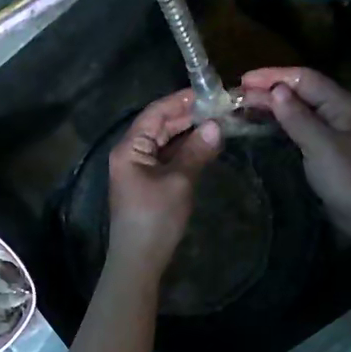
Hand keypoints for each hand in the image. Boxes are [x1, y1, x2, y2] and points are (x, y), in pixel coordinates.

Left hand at [107, 90, 222, 268]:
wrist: (138, 259)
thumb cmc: (155, 218)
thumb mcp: (179, 181)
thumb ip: (196, 151)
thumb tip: (215, 125)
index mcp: (128, 148)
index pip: (154, 113)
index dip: (181, 100)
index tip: (211, 92)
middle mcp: (128, 154)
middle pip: (158, 126)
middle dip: (188, 115)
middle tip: (221, 107)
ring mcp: (136, 170)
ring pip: (164, 142)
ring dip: (188, 132)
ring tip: (219, 122)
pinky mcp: (145, 184)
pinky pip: (165, 158)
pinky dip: (184, 150)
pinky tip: (206, 145)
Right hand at [241, 67, 350, 251]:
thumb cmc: (350, 177)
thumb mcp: (321, 145)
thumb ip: (297, 118)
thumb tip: (275, 90)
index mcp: (343, 104)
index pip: (305, 79)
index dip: (273, 76)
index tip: (242, 80)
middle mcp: (338, 112)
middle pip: (301, 92)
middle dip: (269, 90)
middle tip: (235, 95)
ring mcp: (331, 132)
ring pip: (298, 109)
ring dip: (271, 106)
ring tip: (242, 107)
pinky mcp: (324, 150)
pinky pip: (297, 128)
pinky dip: (277, 123)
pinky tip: (260, 126)